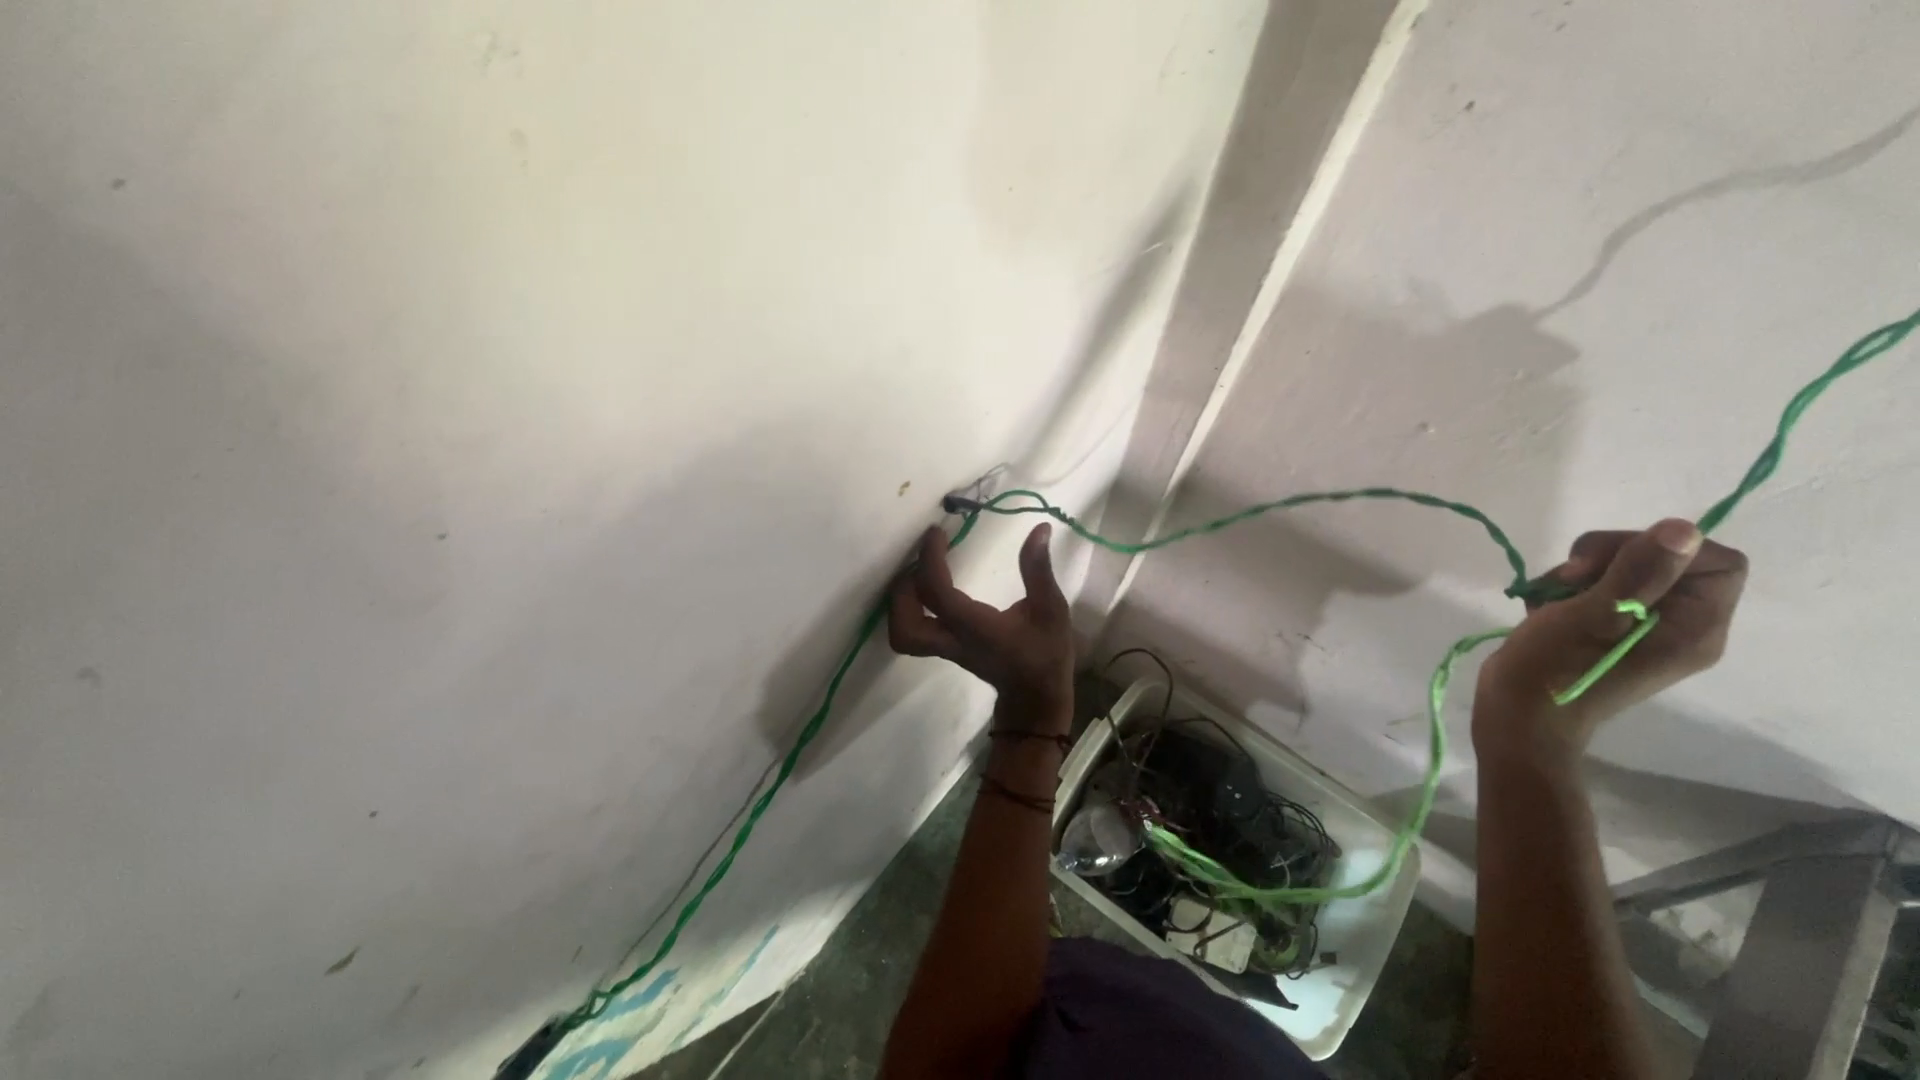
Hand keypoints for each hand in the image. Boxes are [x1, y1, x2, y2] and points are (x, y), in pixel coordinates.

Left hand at [888, 523, 1073, 721]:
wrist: (1036, 696)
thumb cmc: (1046, 654)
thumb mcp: (1051, 609)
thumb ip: (1039, 570)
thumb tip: (1038, 530)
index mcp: (975, 628)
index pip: (937, 593)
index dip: (930, 560)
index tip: (937, 533)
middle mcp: (952, 640)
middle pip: (904, 622)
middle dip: (904, 586)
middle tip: (923, 560)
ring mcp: (944, 649)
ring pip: (902, 632)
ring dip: (902, 600)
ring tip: (923, 572)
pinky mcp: (944, 650)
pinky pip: (912, 631)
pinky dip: (910, 608)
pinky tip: (928, 589)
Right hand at [1474, 519, 1747, 766]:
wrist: (1517, 717)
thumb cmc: (1557, 670)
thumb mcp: (1595, 615)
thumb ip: (1640, 572)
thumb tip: (1683, 528)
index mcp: (1696, 627)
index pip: (1715, 559)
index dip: (1664, 548)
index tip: (1610, 563)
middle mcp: (1682, 626)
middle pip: (1667, 559)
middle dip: (1610, 556)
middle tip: (1569, 577)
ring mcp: (1644, 629)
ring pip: (1626, 568)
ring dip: (1579, 572)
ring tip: (1549, 598)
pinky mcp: (1610, 630)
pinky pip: (1602, 588)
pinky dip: (1568, 589)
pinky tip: (1544, 607)